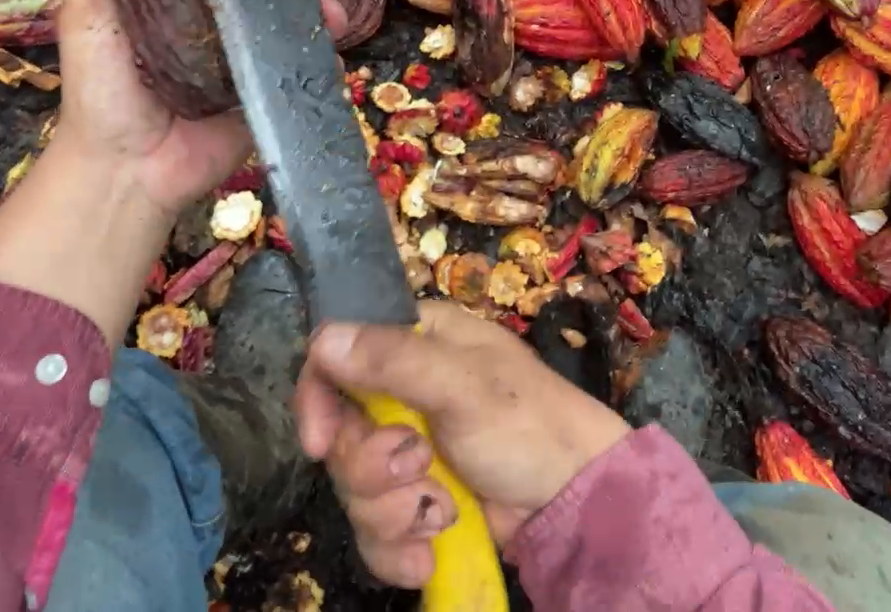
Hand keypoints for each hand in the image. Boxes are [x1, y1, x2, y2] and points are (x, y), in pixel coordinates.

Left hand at [42, 0, 348, 220]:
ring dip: (323, 8)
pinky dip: (325, 54)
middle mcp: (223, 26)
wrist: (127, 169)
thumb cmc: (101, 93)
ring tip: (333, 5)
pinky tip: (335, 40)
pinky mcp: (268, 94)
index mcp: (184, 0)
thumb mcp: (89, 19)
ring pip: (296, 25)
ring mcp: (250, 61)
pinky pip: (303, 70)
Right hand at [291, 302, 632, 587]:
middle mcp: (404, 390)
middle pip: (340, 431)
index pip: (337, 357)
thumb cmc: (526, 423)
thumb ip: (394, 361)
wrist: (572, 498)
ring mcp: (408, 449)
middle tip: (417, 469)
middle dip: (372, 467)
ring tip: (440, 511)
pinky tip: (430, 549)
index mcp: (417, 342)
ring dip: (392, 510)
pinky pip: (375, 527)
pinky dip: (398, 545)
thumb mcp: (463, 384)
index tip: (320, 442)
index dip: (319, 399)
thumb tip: (321, 340)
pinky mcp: (415, 497)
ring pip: (353, 485)